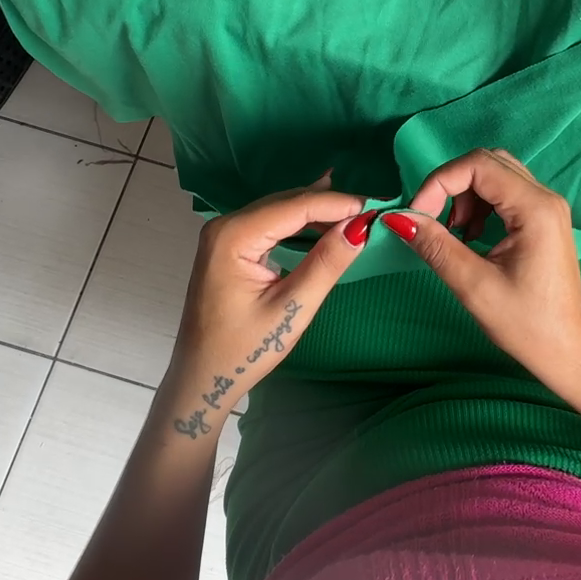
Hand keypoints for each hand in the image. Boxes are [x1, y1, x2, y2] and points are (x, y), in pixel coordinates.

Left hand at [162, 180, 374, 439]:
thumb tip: (361, 226)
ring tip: (359, 213)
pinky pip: (272, 222)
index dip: (338, 203)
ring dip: (319, 211)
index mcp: (233, 236)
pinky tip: (326, 217)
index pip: (296, 206)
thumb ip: (326, 263)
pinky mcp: (230, 243)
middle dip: (331, 204)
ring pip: (281, 209)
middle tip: (374, 208)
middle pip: (288, 202)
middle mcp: (225, 224)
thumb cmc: (245, 350)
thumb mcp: (292, 308)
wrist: (202, 378)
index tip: (377, 206)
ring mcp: (225, 232)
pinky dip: (302, 221)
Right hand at [381, 149, 580, 382]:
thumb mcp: (474, 285)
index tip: (417, 214)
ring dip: (464, 195)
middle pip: (487, 163)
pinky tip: (470, 236)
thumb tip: (397, 218)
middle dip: (450, 185)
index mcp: (535, 208)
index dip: (439, 182)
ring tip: (453, 233)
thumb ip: (436, 245)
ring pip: (495, 174)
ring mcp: (547, 206)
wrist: (568, 351)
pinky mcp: (543, 219)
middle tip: (431, 220)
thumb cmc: (527, 324)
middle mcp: (545, 198)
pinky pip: (504, 192)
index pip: (478, 164)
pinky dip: (479, 204)